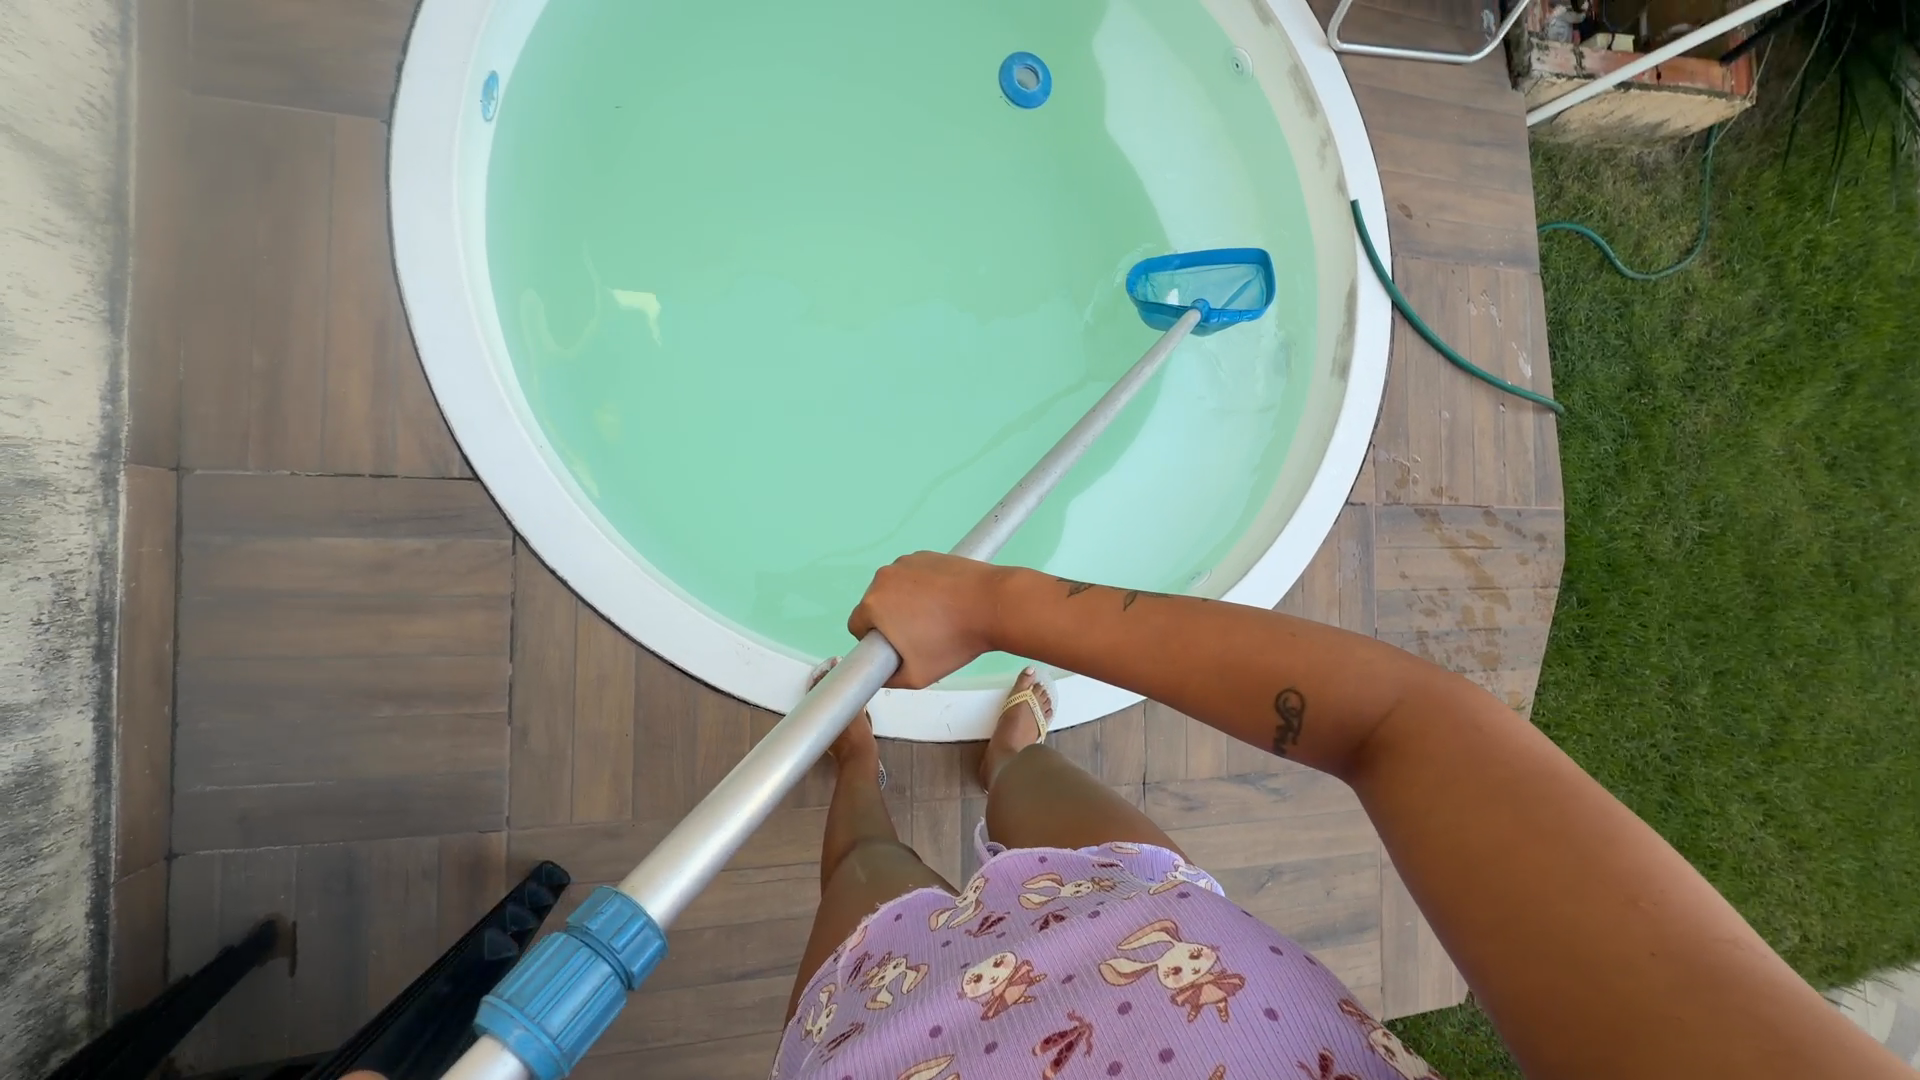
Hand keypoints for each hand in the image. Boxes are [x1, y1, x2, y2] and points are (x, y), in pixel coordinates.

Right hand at [848, 553, 1007, 687]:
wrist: (992, 605)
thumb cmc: (954, 640)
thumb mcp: (917, 677)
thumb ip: (889, 679)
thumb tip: (881, 674)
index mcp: (873, 604)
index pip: (856, 625)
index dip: (872, 640)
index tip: (895, 647)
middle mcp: (883, 578)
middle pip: (875, 604)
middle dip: (890, 620)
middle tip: (919, 635)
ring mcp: (905, 562)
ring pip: (895, 588)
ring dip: (905, 601)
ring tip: (936, 617)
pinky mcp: (926, 554)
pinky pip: (913, 575)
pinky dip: (922, 586)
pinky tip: (944, 600)